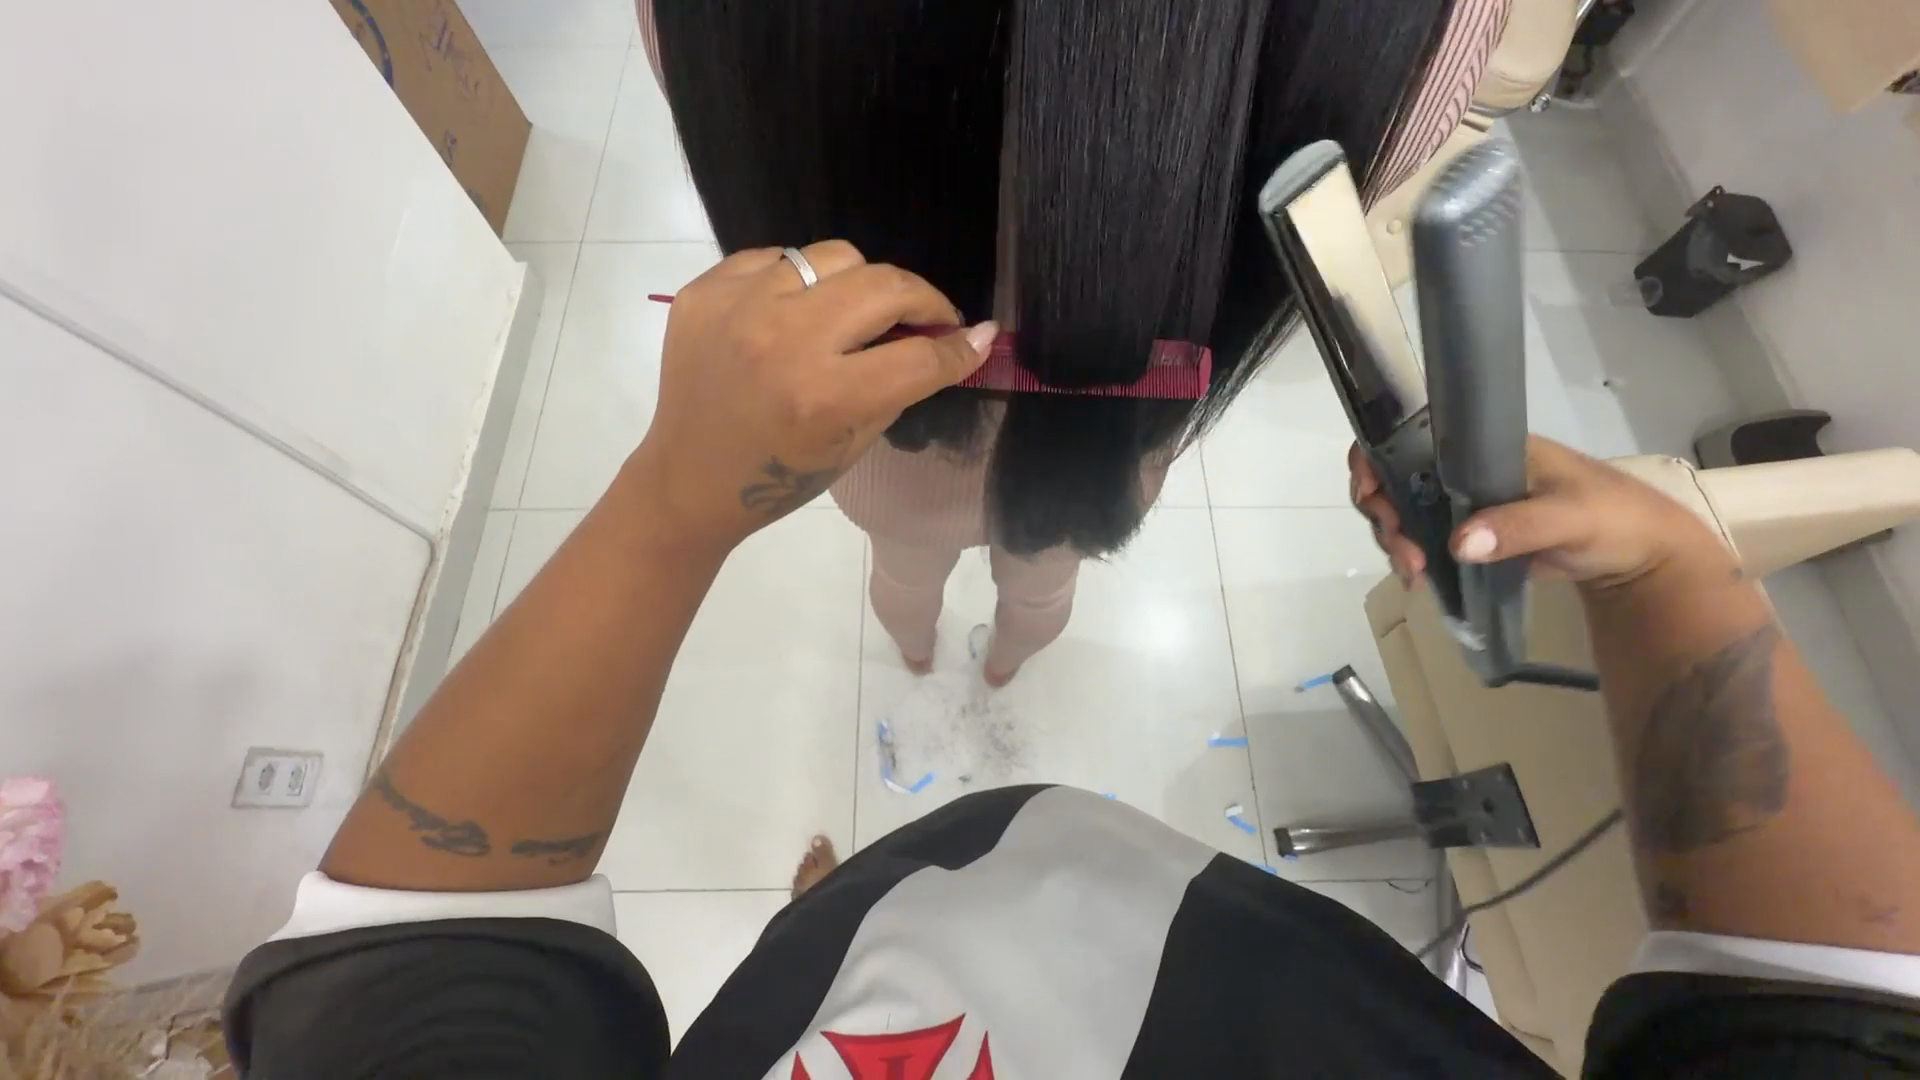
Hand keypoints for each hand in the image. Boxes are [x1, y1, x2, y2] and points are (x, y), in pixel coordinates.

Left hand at [628, 241, 995, 549]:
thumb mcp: (853, 446)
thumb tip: (952, 342)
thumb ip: (902, 386)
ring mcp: (739, 307)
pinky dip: (803, 283)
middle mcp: (783, 341)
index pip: (918, 358)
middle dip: (924, 301)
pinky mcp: (706, 290)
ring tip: (855, 316)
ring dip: (862, 284)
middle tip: (929, 320)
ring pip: (836, 255)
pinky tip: (797, 315)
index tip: (976, 338)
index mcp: (823, 398)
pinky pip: (779, 259)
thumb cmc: (780, 479)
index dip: (960, 349)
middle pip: (885, 286)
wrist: (689, 479)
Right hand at [1350, 435, 1730, 590]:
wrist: (1640, 558)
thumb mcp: (1573, 517)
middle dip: (1383, 515)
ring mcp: (1458, 502)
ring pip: (1398, 513)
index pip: (1407, 437)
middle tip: (1403, 552)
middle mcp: (1459, 470)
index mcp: (1481, 448)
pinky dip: (1408, 557)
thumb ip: (1518, 527)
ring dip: (1393, 541)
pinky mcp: (1463, 532)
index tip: (1371, 493)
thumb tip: (1459, 543)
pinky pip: (1417, 538)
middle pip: (1391, 480)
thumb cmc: (1614, 519)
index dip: (1374, 459)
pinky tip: (1420, 578)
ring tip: (1415, 573)